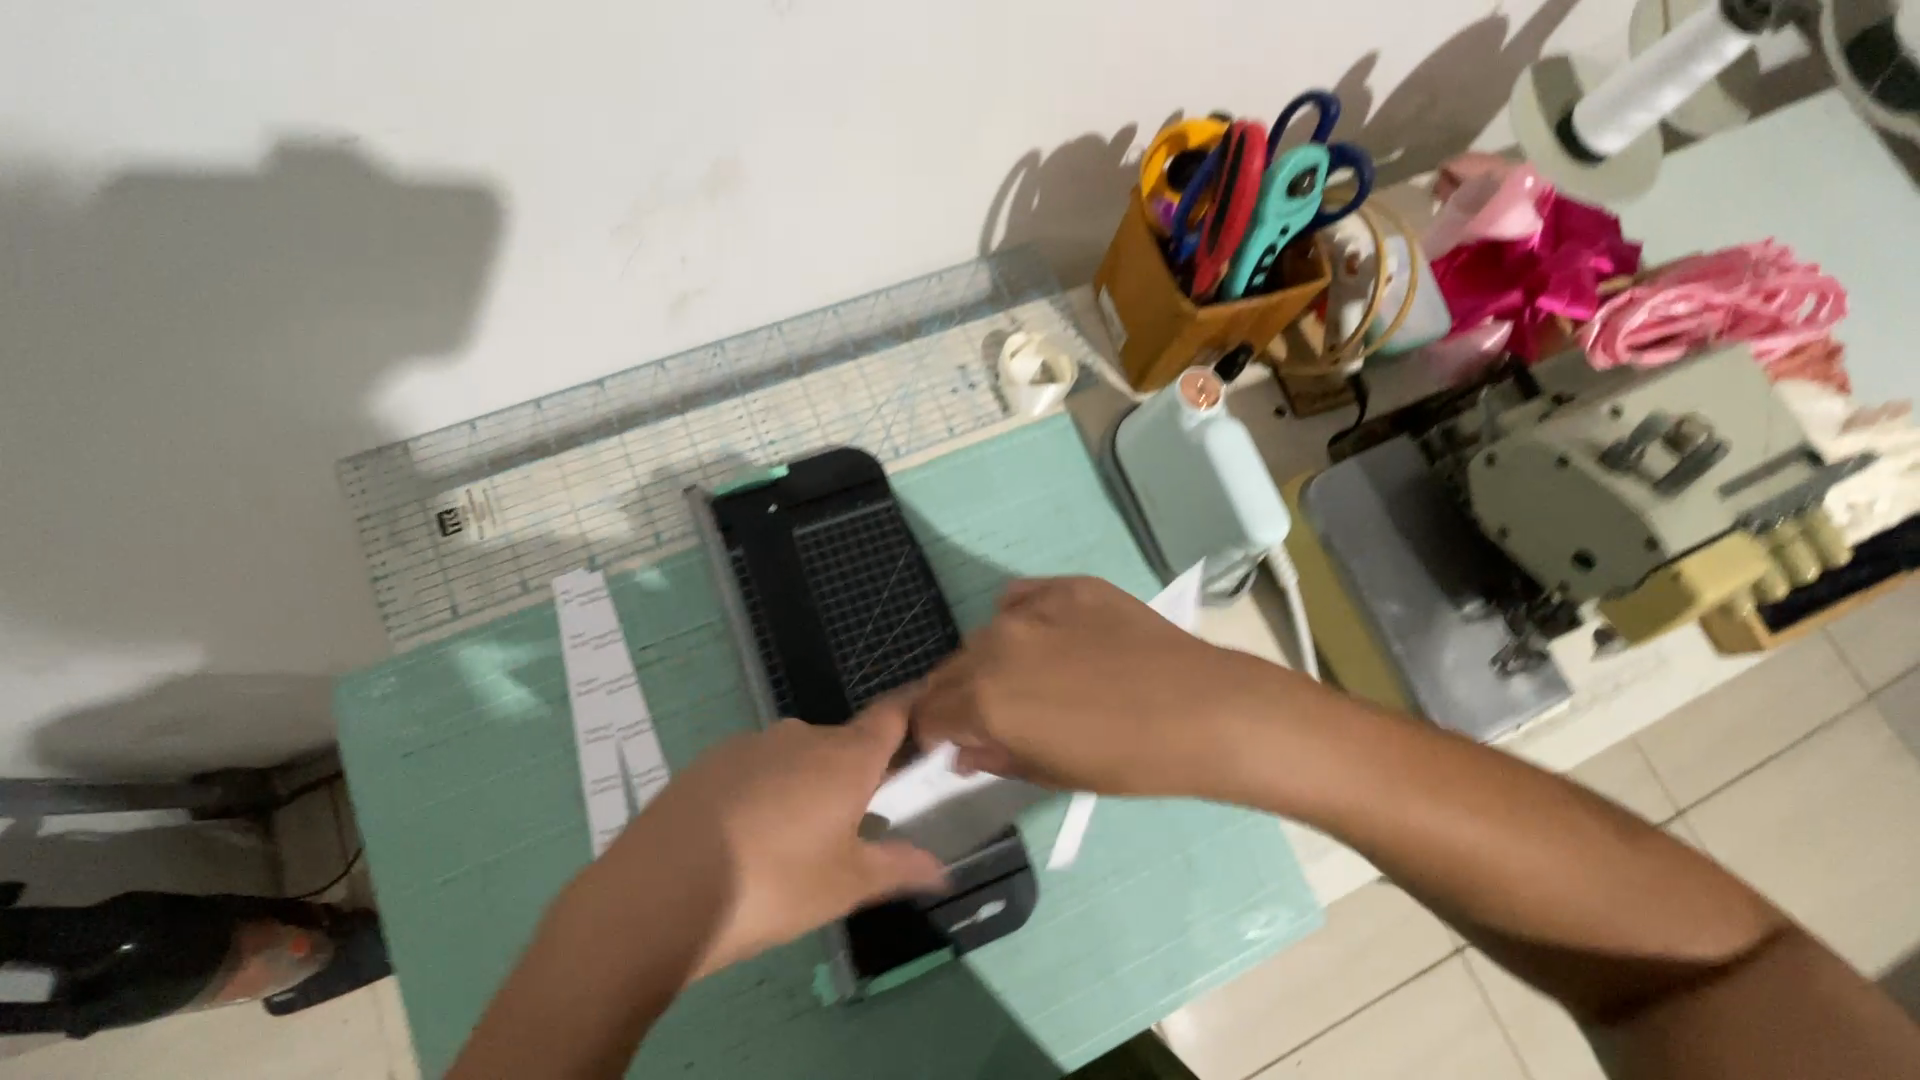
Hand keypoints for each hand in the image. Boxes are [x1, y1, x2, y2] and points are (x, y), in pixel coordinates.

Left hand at [598, 695, 949, 979]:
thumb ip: (898, 868)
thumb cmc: (774, 885)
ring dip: (804, 786)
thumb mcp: (845, 886)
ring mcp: (750, 745)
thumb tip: (942, 868)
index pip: (890, 715)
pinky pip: (754, 769)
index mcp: (846, 758)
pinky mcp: (708, 762)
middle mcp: (802, 736)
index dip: (910, 709)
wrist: (659, 892)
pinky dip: (762, 792)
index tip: (925, 711)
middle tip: (850, 826)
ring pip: (795, 758)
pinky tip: (743, 838)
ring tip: (791, 843)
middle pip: (842, 744)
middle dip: (852, 775)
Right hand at [911, 576, 1292, 798]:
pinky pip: (1021, 600)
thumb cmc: (1126, 761)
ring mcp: (1032, 610)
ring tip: (1029, 677)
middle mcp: (995, 646)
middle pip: (948, 671)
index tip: (952, 742)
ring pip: (985, 635)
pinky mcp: (1067, 586)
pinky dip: (1021, 620)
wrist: (1204, 711)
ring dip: (990, 660)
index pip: (927, 713)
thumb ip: (993, 756)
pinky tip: (1049, 638)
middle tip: (988, 716)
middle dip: (956, 697)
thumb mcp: (1051, 773)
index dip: (933, 733)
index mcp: (984, 699)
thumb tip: (964, 748)